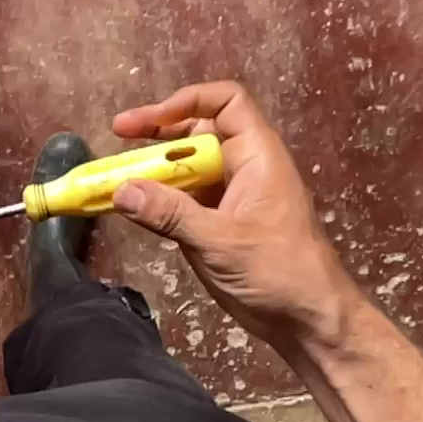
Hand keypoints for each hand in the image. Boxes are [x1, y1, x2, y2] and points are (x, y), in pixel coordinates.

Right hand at [111, 81, 360, 350]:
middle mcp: (241, 169)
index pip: (226, 102)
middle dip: (157, 132)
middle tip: (116, 139)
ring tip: (114, 175)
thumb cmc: (278, 273)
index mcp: (256, 157)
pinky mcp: (216, 224)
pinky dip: (155, 199)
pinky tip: (130, 207)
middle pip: (198, 131)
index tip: (144, 123)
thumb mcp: (221, 241)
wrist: (308, 320)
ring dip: (151, 168)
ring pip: (186, 167)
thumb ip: (170, 214)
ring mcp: (229, 198)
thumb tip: (121, 190)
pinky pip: (181, 200)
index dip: (185, 102)